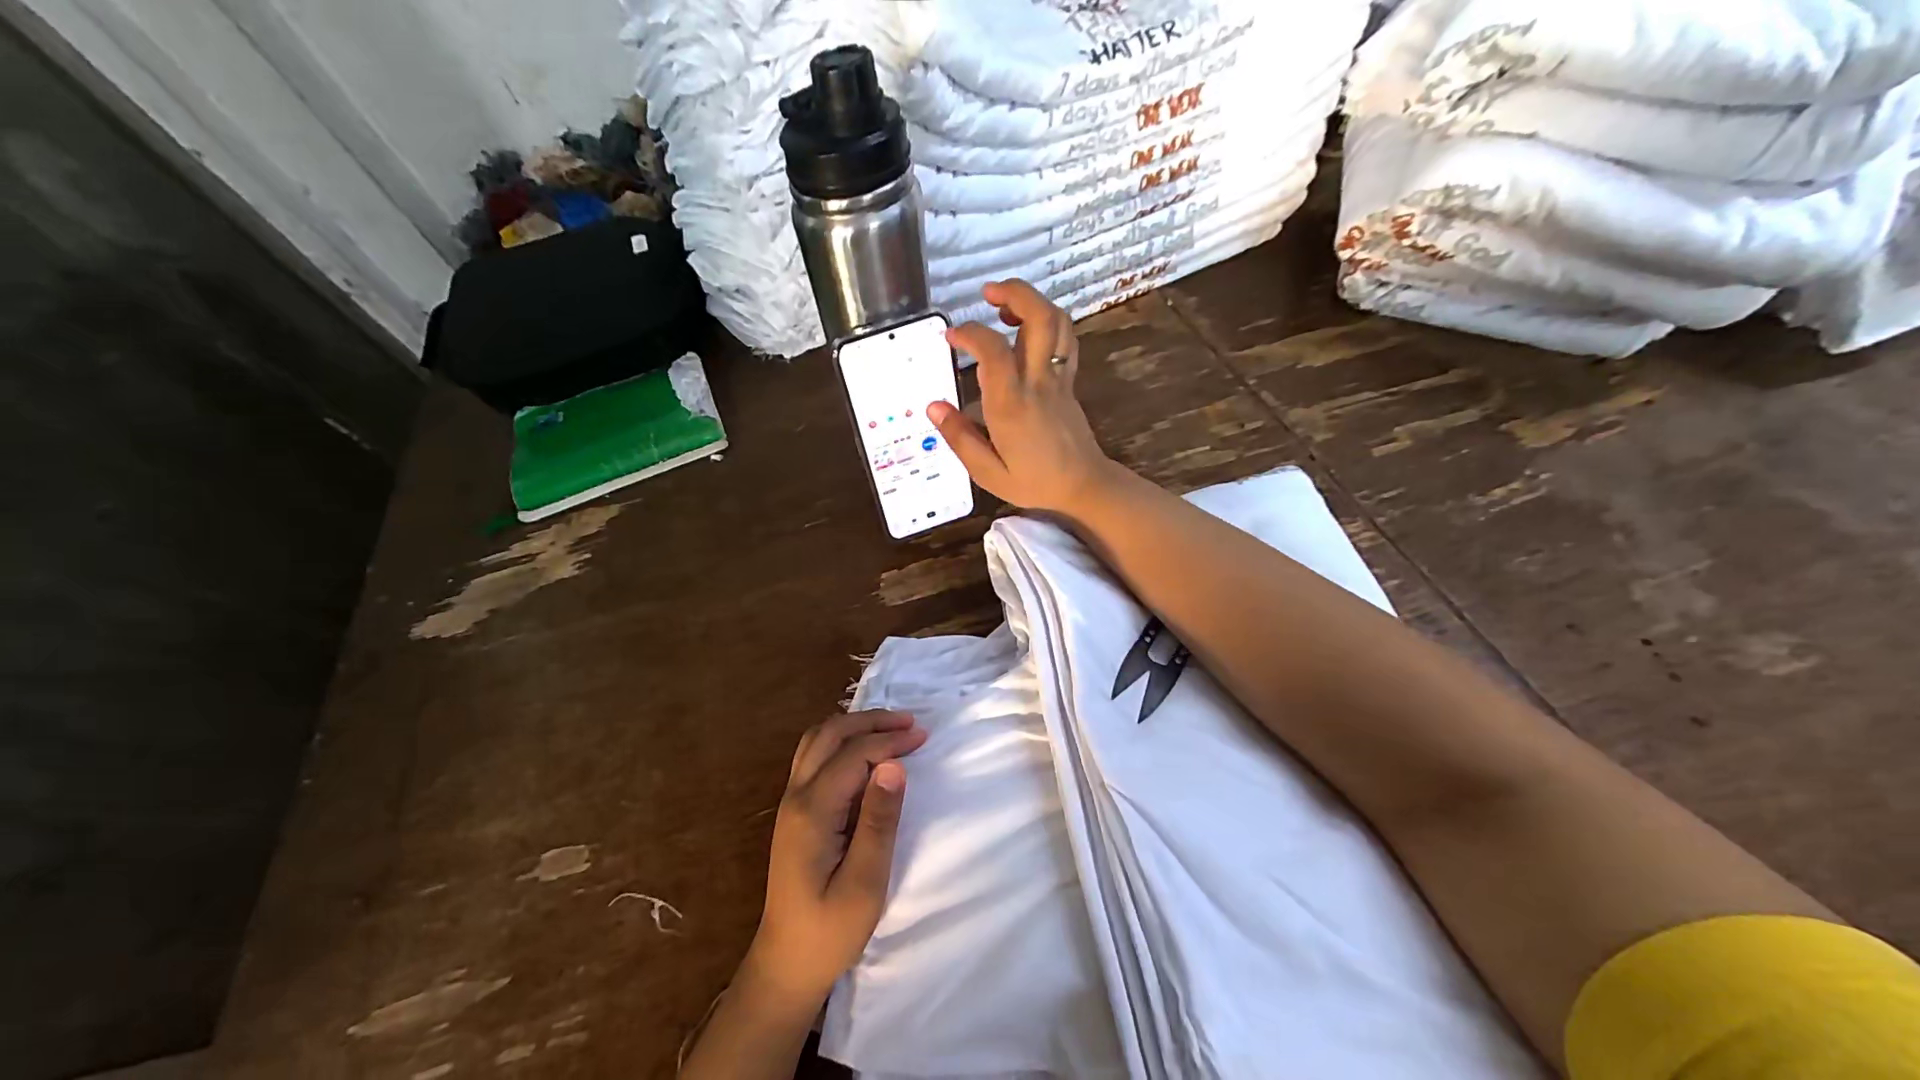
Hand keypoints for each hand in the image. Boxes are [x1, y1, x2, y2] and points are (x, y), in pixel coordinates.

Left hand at [742, 710, 927, 1003]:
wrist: (786, 963)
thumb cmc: (830, 931)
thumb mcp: (865, 884)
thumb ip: (879, 822)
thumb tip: (893, 766)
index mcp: (812, 812)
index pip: (853, 754)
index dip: (889, 741)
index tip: (924, 738)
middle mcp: (795, 797)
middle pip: (829, 734)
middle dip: (871, 721)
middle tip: (910, 723)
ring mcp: (790, 802)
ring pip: (817, 740)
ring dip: (854, 727)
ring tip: (891, 730)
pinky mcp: (794, 812)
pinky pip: (814, 757)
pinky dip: (842, 741)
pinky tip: (864, 752)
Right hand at [929, 280, 1122, 516]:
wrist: (1084, 487)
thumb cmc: (1034, 482)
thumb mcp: (987, 472)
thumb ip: (960, 438)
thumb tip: (934, 407)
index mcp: (1012, 405)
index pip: (994, 351)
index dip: (971, 333)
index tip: (951, 337)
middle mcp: (1038, 383)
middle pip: (1040, 319)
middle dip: (1015, 293)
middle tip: (987, 292)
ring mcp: (1059, 378)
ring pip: (1057, 323)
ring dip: (1032, 302)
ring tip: (1004, 305)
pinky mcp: (1069, 381)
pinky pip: (1065, 339)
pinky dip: (1047, 322)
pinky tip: (1026, 328)